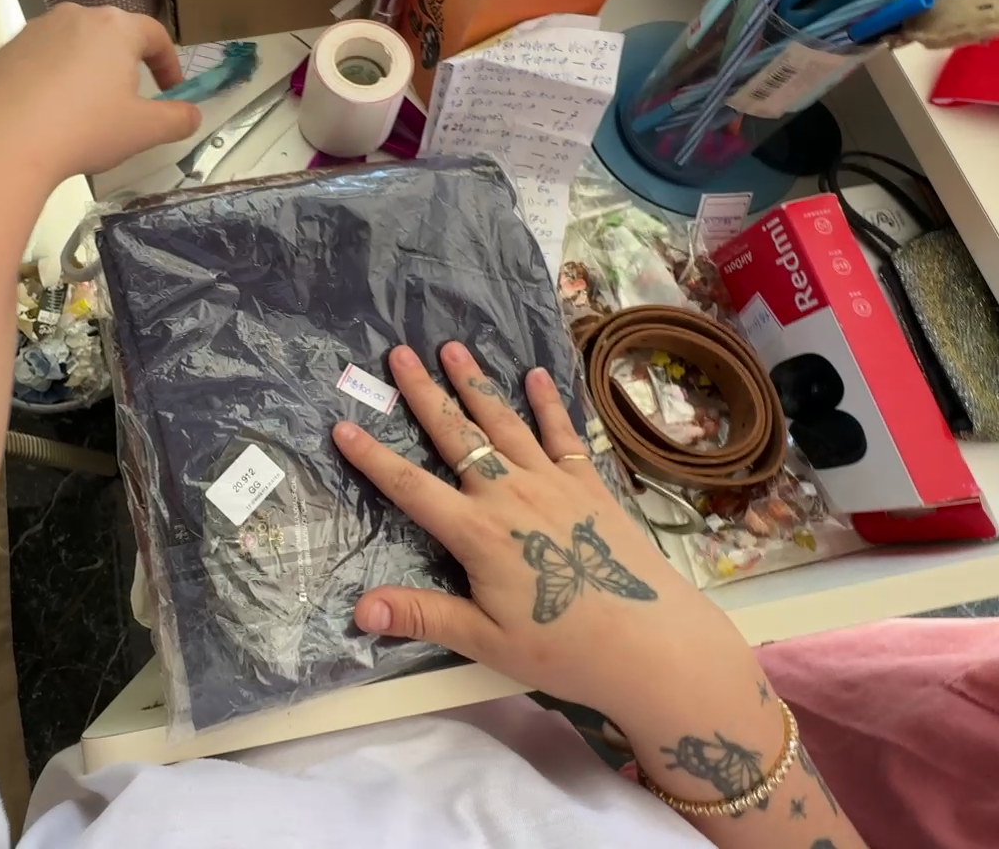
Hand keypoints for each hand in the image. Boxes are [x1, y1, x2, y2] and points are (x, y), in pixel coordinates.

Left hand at [0, 4, 201, 185]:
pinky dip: (57, 79)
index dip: (170, 64)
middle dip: (128, 66)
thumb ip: (178, 120)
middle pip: (114, 36)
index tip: (172, 92)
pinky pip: (45, 59)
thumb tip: (194, 115)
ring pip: (78, 46)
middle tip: (130, 104)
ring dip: (91, 71)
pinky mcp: (9, 49)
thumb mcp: (144, 131)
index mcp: (116, 27)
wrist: (7, 142)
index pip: (156, 36)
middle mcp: (77, 15)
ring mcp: (38, 29)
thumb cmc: (86, 129)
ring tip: (89, 110)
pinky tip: (54, 114)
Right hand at [333, 341, 761, 725]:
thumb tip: (359, 611)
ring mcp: (551, 481)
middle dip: (423, 393)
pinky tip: (535, 374)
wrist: (656, 647)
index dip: (372, 458)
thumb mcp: (485, 641)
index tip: (342, 427)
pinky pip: (563, 433)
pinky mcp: (588, 482)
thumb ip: (422, 616)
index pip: (410, 486)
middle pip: (455, 435)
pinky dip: (547, 402)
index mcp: (476, 531)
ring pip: (503, 422)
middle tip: (400, 353)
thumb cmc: (564, 649)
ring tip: (453, 348)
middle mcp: (508, 493)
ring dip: (475, 384)